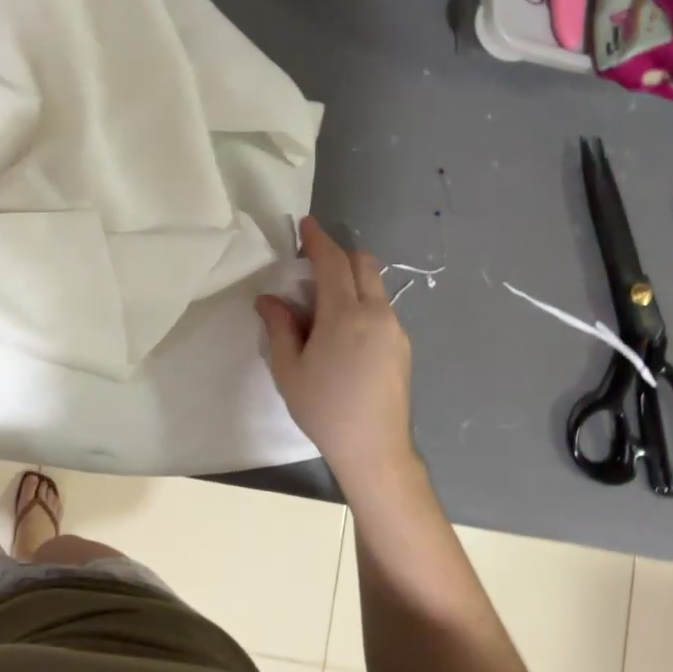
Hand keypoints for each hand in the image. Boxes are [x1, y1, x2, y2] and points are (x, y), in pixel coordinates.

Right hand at [256, 216, 416, 481]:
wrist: (374, 447)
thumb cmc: (323, 409)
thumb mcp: (288, 369)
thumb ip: (280, 327)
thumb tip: (269, 299)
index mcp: (345, 315)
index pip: (333, 262)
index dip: (318, 240)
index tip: (305, 224)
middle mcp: (377, 314)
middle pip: (363, 264)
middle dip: (338, 255)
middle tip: (310, 265)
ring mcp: (395, 329)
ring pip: (375, 286)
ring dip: (350, 281)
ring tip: (321, 306)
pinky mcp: (403, 346)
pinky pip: (381, 309)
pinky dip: (361, 303)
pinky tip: (341, 333)